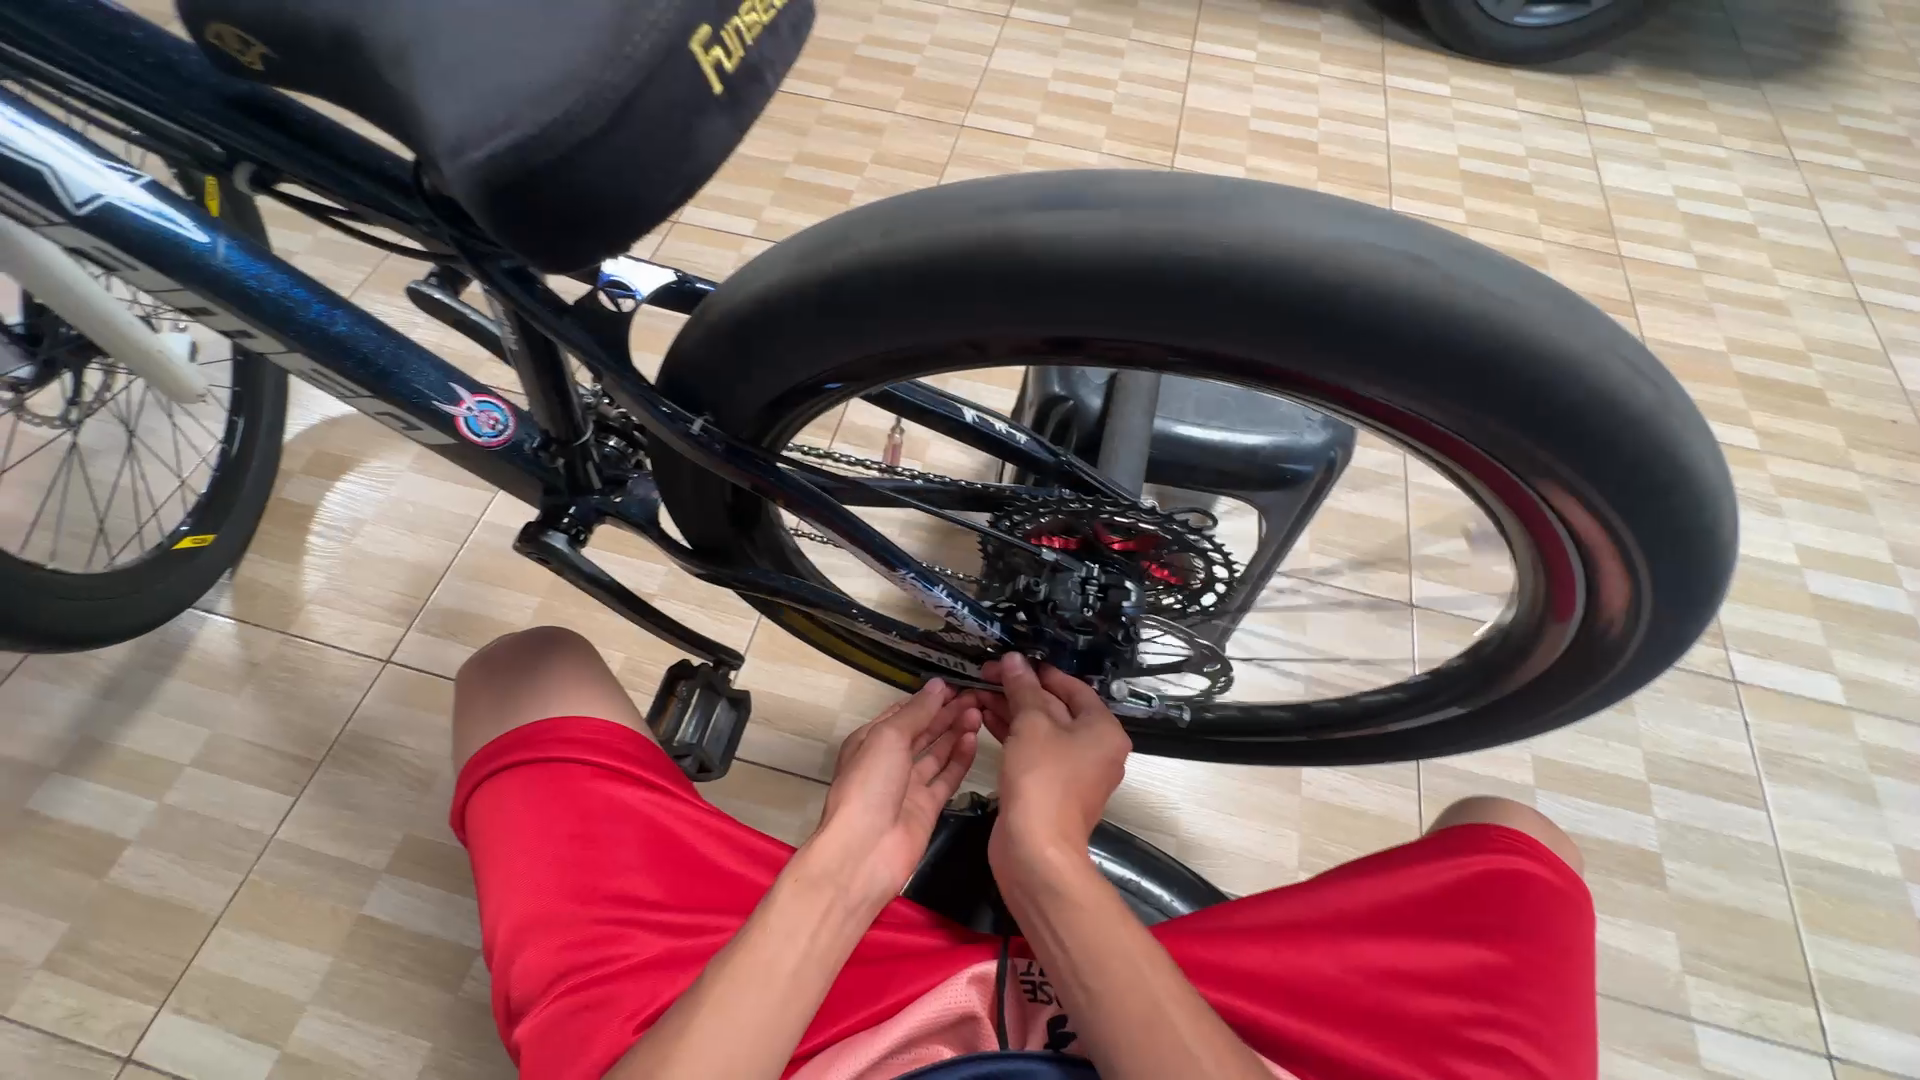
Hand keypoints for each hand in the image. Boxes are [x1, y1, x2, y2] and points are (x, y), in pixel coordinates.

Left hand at [805, 679, 982, 907]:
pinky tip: (974, 740)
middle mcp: (889, 761)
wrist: (865, 851)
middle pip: (923, 731)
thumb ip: (916, 712)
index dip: (928, 699)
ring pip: (937, 753)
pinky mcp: (927, 807)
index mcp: (871, 741)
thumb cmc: (869, 785)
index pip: (903, 713)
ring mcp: (909, 786)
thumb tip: (937, 685)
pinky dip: (960, 758)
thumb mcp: (888, 738)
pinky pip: (947, 777)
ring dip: (955, 732)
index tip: (955, 685)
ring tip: (978, 713)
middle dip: (946, 713)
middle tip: (975, 696)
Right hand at [979, 653, 1131, 884]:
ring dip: (1010, 710)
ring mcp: (1072, 771)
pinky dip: (1011, 734)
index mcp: (1103, 729)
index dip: (1039, 671)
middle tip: (986, 674)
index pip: (1072, 687)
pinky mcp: (1050, 787)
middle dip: (1019, 690)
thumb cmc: (1042, 779)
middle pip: (1055, 707)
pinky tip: (983, 717)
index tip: (1009, 661)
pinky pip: (1033, 750)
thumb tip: (1014, 659)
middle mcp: (1095, 748)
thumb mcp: (1031, 724)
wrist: (1036, 849)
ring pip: (1040, 730)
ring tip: (977, 692)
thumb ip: (1023, 688)